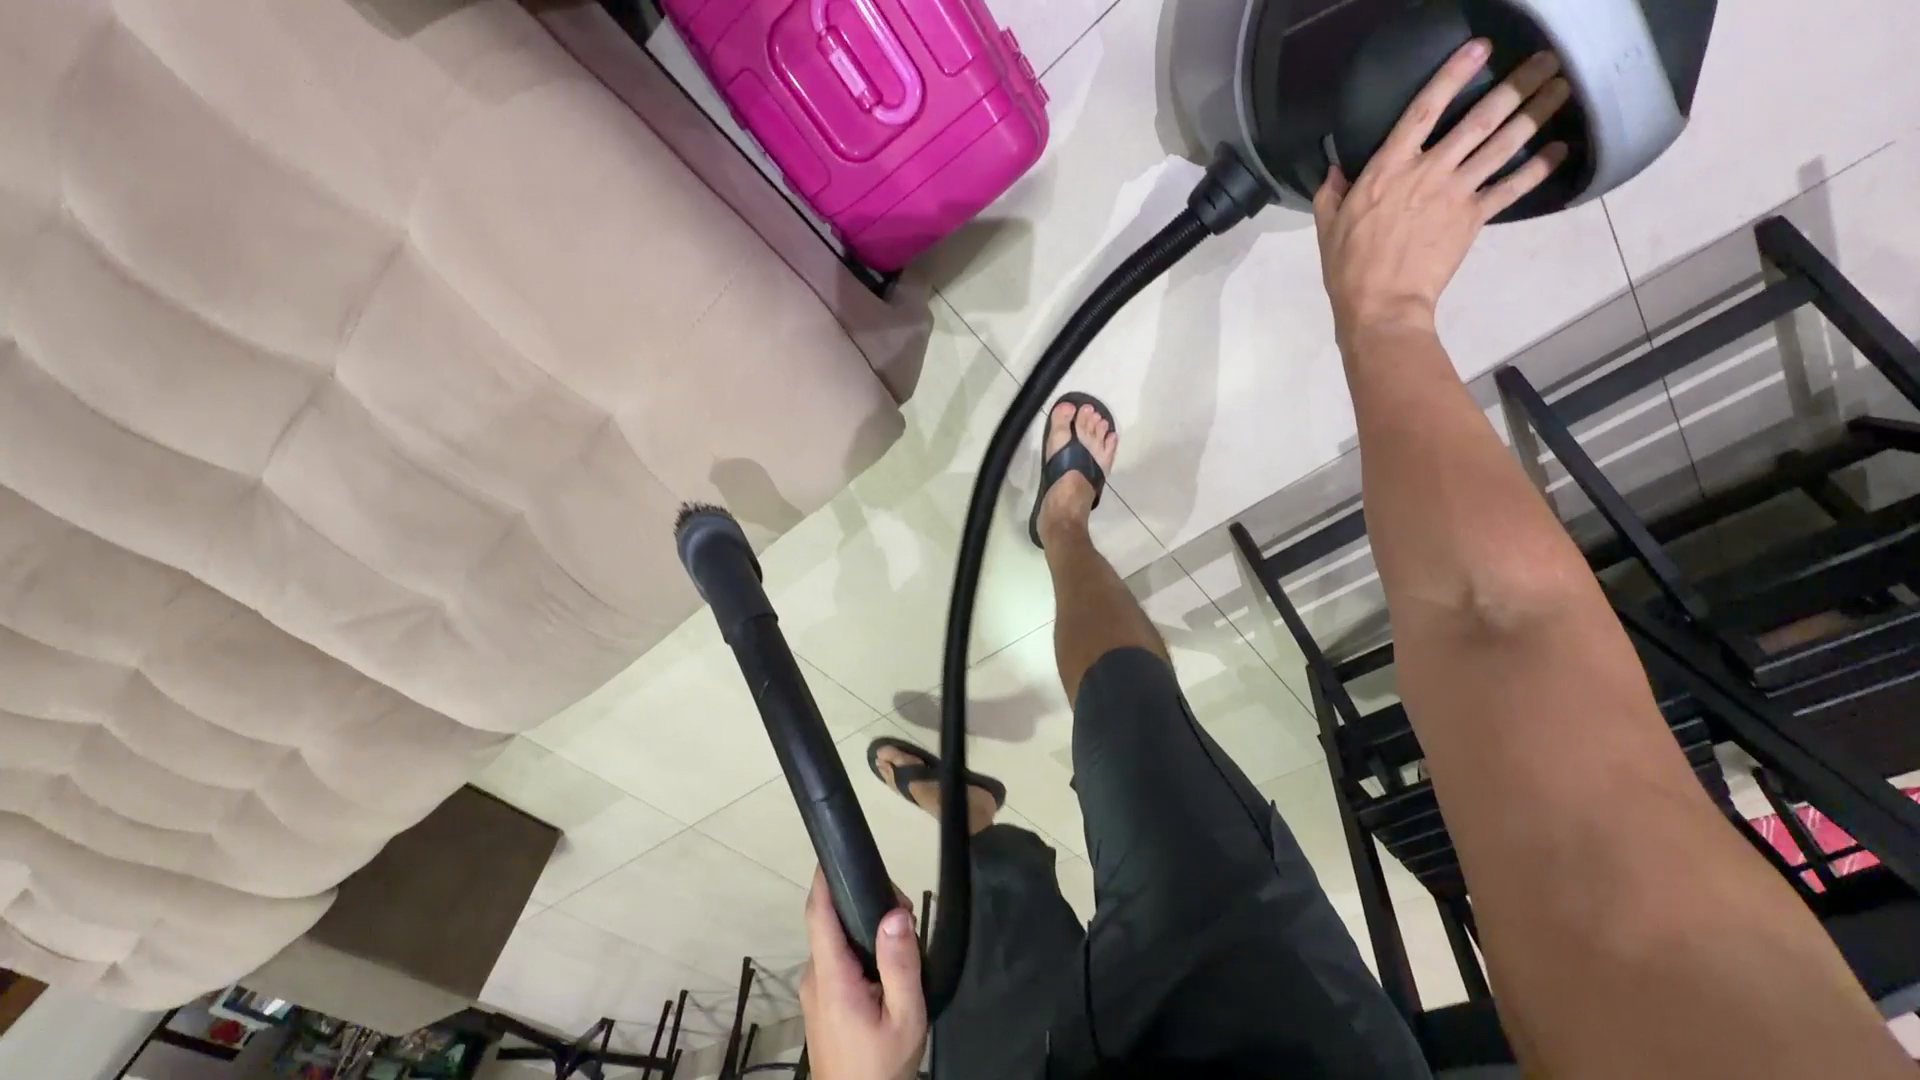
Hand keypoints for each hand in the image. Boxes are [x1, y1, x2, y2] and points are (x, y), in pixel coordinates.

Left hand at [798, 870, 926, 1079]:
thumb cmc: (881, 1065)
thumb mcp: (905, 1016)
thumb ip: (901, 964)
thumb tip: (895, 913)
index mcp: (832, 976)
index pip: (819, 914)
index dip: (824, 880)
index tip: (838, 852)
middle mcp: (815, 976)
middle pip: (830, 923)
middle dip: (862, 903)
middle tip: (906, 911)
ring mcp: (815, 990)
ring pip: (836, 942)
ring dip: (864, 928)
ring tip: (904, 937)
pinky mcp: (821, 1001)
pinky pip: (838, 960)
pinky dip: (860, 949)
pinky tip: (888, 965)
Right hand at [1315, 40, 1571, 344]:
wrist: (1381, 305)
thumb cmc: (1348, 269)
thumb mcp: (1328, 227)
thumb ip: (1331, 194)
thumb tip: (1336, 170)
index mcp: (1387, 169)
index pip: (1423, 110)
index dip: (1453, 75)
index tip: (1480, 49)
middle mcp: (1428, 171)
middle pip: (1479, 118)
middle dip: (1516, 85)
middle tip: (1546, 61)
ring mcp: (1455, 192)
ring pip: (1503, 144)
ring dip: (1537, 112)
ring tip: (1563, 88)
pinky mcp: (1474, 217)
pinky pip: (1513, 186)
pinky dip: (1539, 167)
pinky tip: (1560, 150)